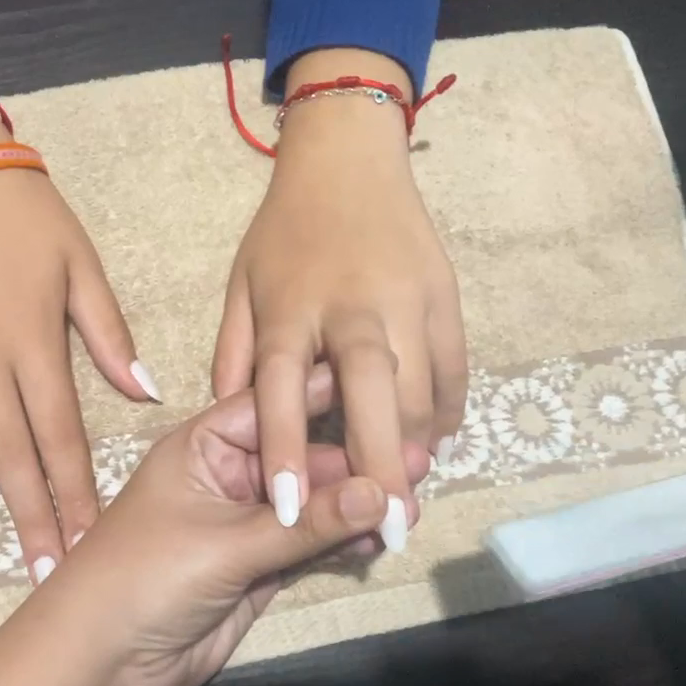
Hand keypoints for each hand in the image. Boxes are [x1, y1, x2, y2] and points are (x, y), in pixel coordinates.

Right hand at [0, 106, 157, 588]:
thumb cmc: (23, 212)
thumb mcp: (81, 262)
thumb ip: (111, 334)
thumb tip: (148, 393)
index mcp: (36, 343)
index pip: (62, 436)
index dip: (76, 494)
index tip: (88, 545)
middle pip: (9, 454)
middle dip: (27, 519)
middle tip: (39, 577)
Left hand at [45, 367, 430, 685]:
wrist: (104, 661)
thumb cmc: (147, 577)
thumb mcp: (226, 543)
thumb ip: (305, 523)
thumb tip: (380, 494)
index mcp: (205, 446)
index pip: (272, 408)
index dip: (324, 397)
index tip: (382, 383)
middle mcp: (229, 476)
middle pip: (301, 461)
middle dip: (353, 468)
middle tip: (414, 467)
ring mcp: (246, 524)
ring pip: (310, 507)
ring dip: (353, 509)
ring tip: (410, 506)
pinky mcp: (258, 568)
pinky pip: (308, 547)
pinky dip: (339, 544)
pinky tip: (377, 540)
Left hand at [213, 49, 465, 552]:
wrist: (349, 157)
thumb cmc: (285, 232)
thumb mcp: (241, 286)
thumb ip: (234, 355)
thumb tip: (231, 419)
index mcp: (289, 309)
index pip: (282, 391)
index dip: (283, 455)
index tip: (288, 514)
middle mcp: (350, 309)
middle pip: (371, 396)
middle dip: (379, 467)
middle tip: (387, 528)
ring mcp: (406, 300)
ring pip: (419, 390)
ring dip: (415, 447)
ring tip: (407, 492)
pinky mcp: (446, 295)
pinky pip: (454, 367)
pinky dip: (448, 410)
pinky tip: (435, 442)